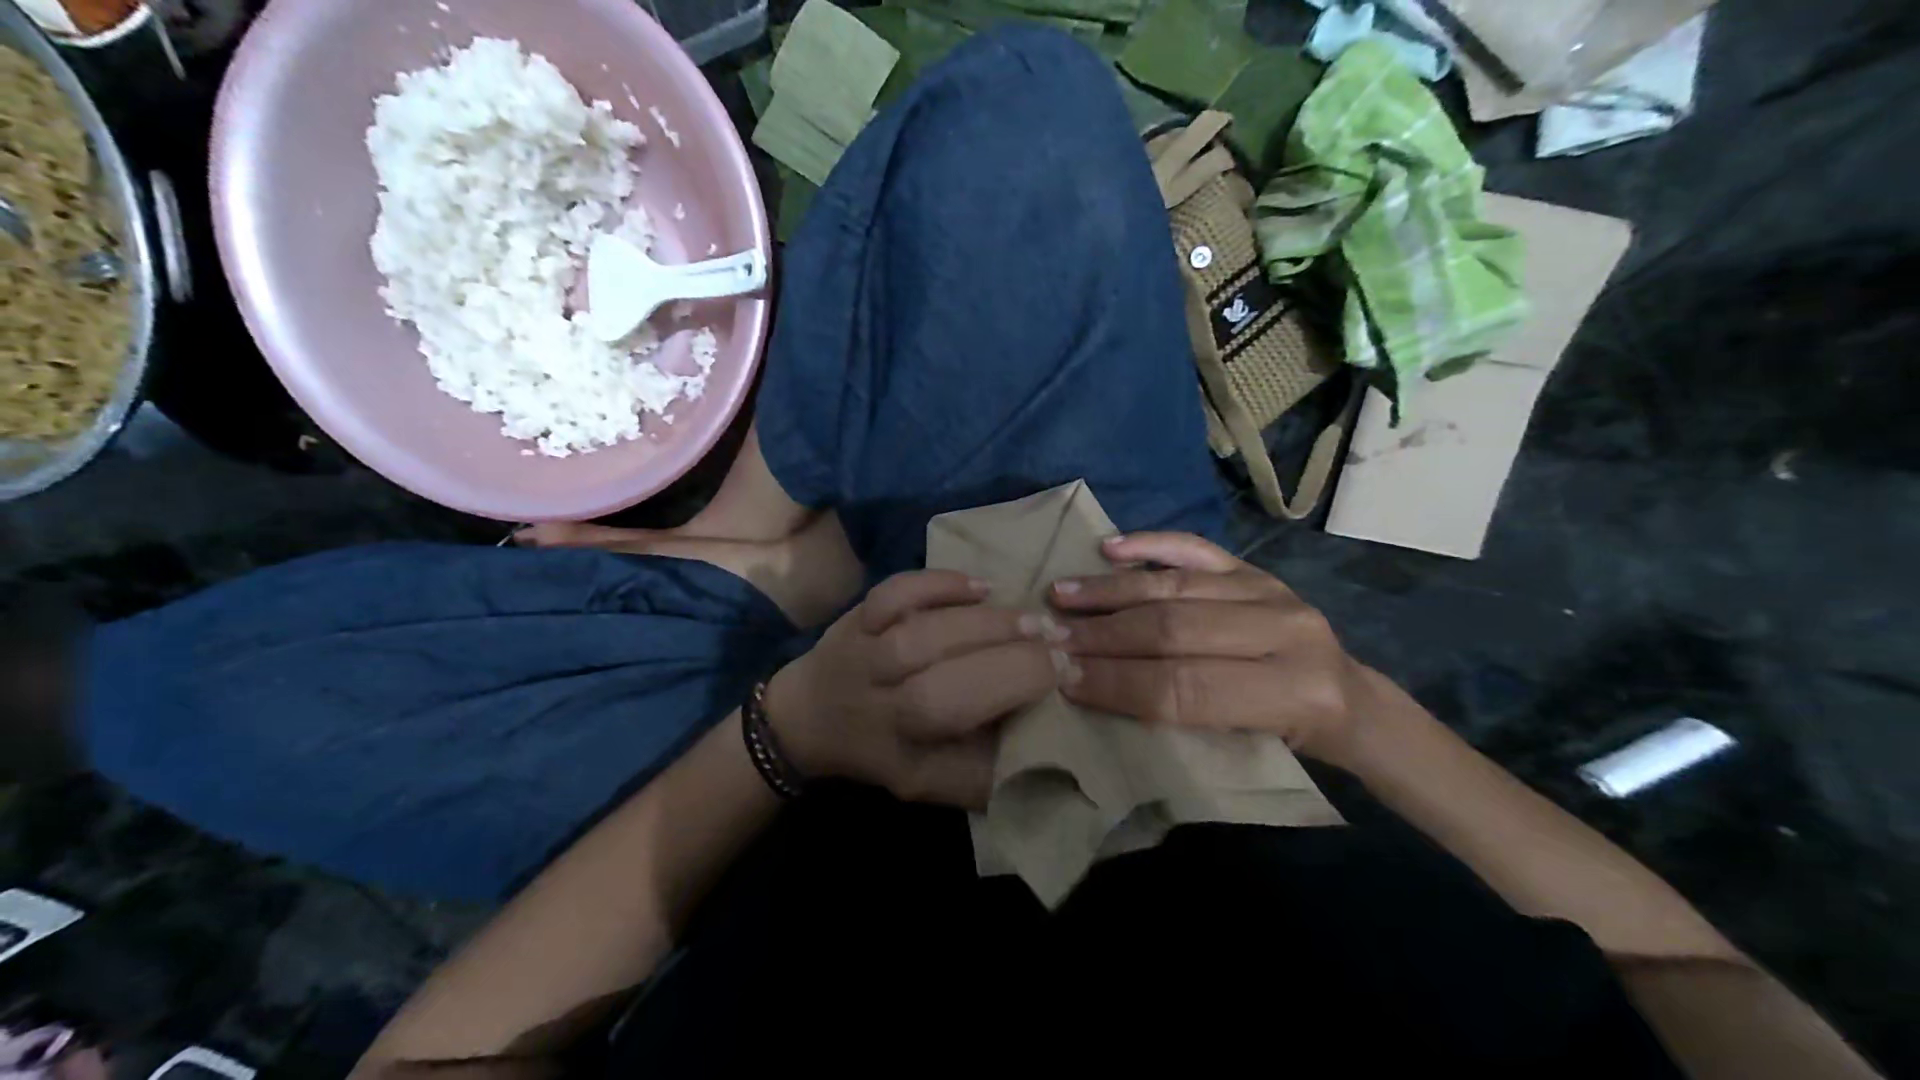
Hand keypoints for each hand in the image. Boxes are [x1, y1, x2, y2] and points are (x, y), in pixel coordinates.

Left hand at [766, 570, 1065, 808]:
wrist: (811, 715)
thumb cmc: (884, 749)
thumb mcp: (933, 780)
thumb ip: (985, 772)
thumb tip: (1051, 743)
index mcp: (903, 752)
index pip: (961, 727)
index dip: (1016, 694)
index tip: (1066, 676)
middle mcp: (878, 705)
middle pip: (940, 686)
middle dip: (1010, 661)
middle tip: (1058, 642)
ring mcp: (862, 654)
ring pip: (921, 636)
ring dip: (984, 625)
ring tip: (1030, 619)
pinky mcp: (856, 617)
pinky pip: (894, 594)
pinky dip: (937, 584)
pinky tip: (980, 587)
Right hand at [1048, 531, 1372, 766]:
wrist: (1347, 700)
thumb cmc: (1290, 742)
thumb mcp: (1245, 751)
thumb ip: (1179, 721)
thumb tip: (1088, 690)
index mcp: (1291, 693)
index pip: (1184, 687)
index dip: (1118, 684)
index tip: (1062, 679)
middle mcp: (1286, 631)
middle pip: (1175, 629)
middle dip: (1103, 635)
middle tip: (1049, 637)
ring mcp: (1271, 590)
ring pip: (1176, 586)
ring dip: (1110, 591)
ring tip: (1061, 596)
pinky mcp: (1256, 568)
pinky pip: (1196, 548)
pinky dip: (1151, 545)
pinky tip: (1109, 548)